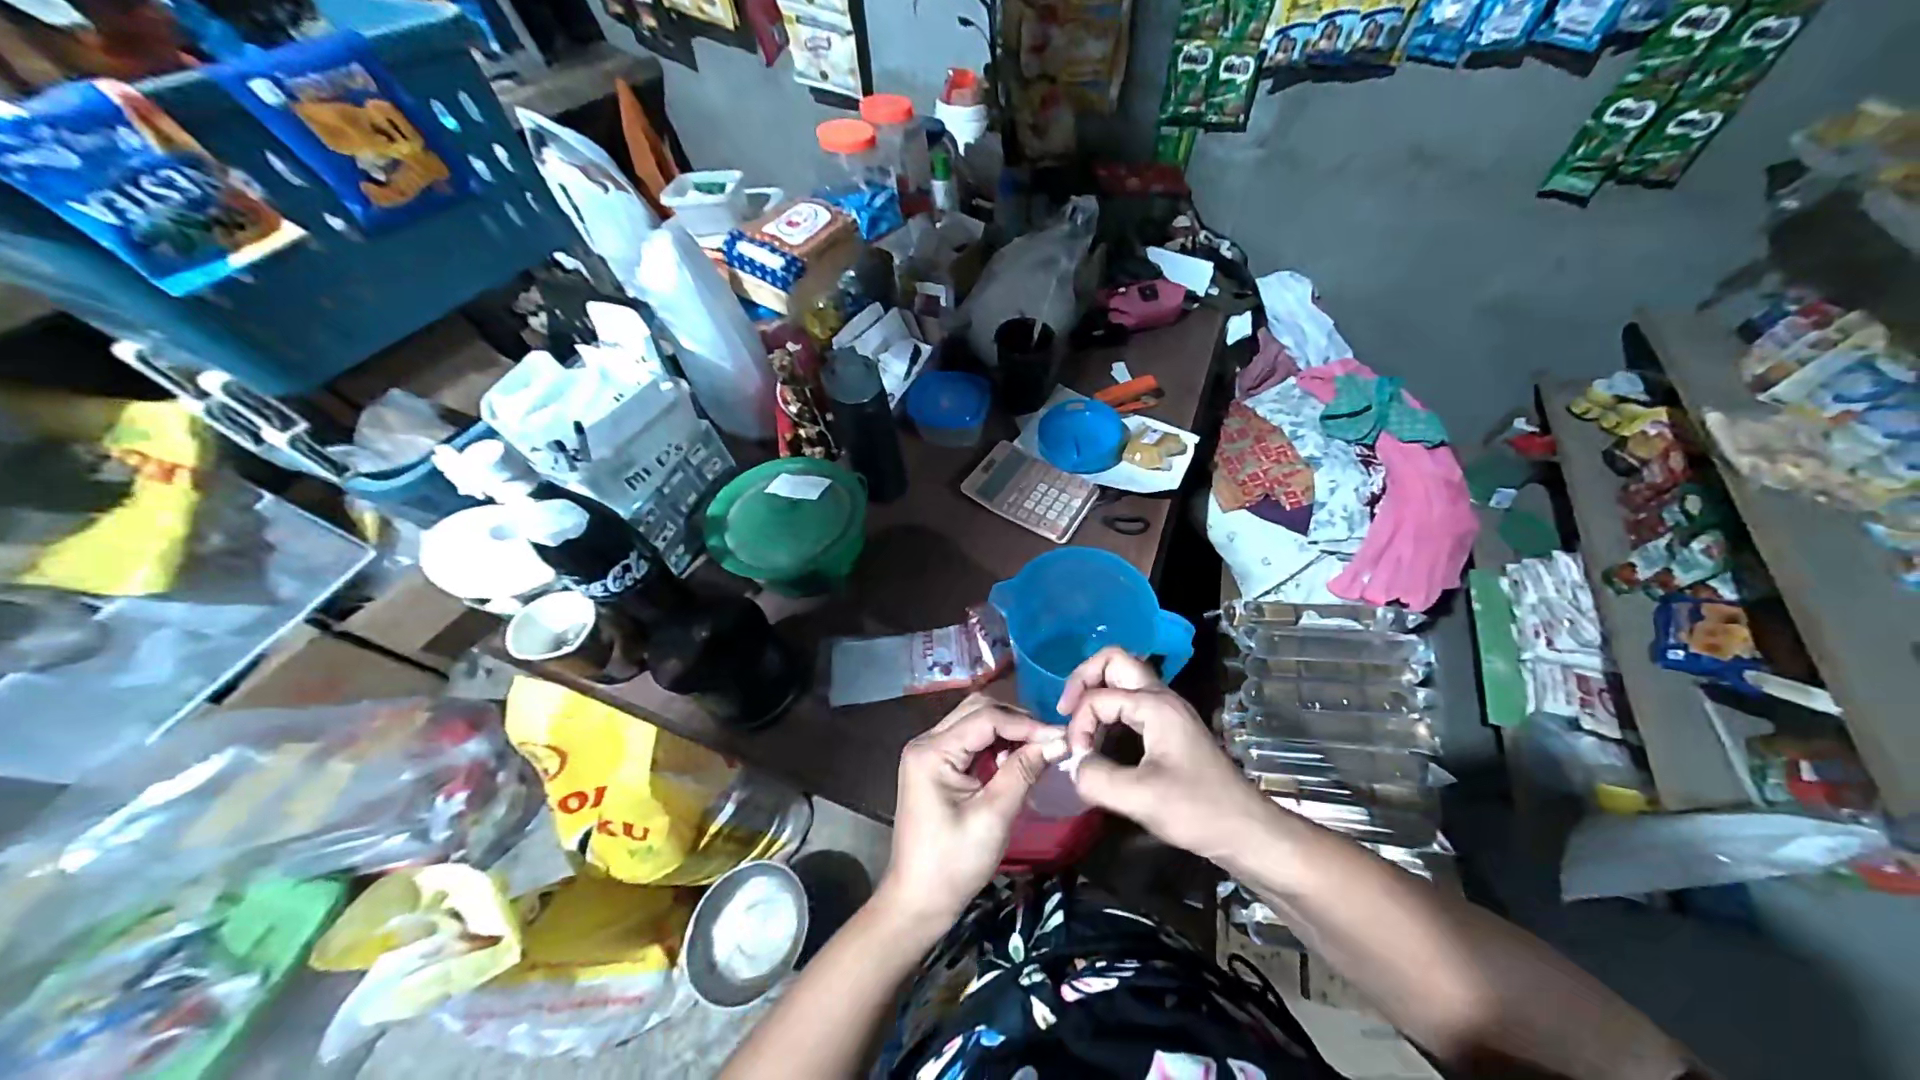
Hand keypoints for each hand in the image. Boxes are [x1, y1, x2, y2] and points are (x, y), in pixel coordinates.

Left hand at [877, 695, 1068, 924]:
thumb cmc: (953, 863)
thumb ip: (1023, 772)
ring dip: (1007, 731)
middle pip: (977, 711)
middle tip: (1051, 741)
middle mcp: (926, 742)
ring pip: (975, 722)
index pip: (985, 718)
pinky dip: (995, 744)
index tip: (1061, 737)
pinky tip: (1016, 759)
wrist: (919, 900)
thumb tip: (1057, 741)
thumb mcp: (993, 816)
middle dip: (1017, 721)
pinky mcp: (936, 766)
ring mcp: (929, 753)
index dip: (1026, 724)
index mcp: (931, 751)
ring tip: (1039, 748)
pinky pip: (970, 741)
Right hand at [1060, 648, 1273, 862]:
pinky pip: (1132, 702)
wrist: (1247, 831)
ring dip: (1097, 691)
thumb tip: (1073, 766)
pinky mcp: (1171, 730)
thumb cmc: (1198, 811)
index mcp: (1155, 706)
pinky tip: (1101, 737)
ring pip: (1124, 679)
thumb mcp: (1140, 798)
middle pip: (1114, 661)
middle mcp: (1162, 698)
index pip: (1097, 697)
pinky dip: (1110, 709)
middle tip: (1066, 710)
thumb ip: (1096, 778)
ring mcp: (1169, 712)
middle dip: (1083, 678)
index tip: (1077, 759)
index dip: (1078, 725)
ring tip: (1079, 723)